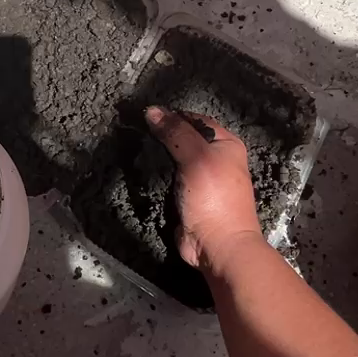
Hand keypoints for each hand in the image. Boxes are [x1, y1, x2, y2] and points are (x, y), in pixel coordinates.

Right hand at [145, 106, 261, 270]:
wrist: (217, 246)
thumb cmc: (213, 197)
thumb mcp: (197, 158)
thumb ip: (175, 133)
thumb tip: (151, 110)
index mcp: (225, 143)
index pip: (194, 119)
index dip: (171, 116)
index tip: (145, 116)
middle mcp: (215, 158)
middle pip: (183, 138)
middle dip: (161, 135)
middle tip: (134, 131)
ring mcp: (200, 178)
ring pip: (173, 158)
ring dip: (156, 155)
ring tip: (132, 147)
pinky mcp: (186, 195)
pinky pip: (167, 177)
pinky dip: (155, 173)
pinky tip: (138, 169)